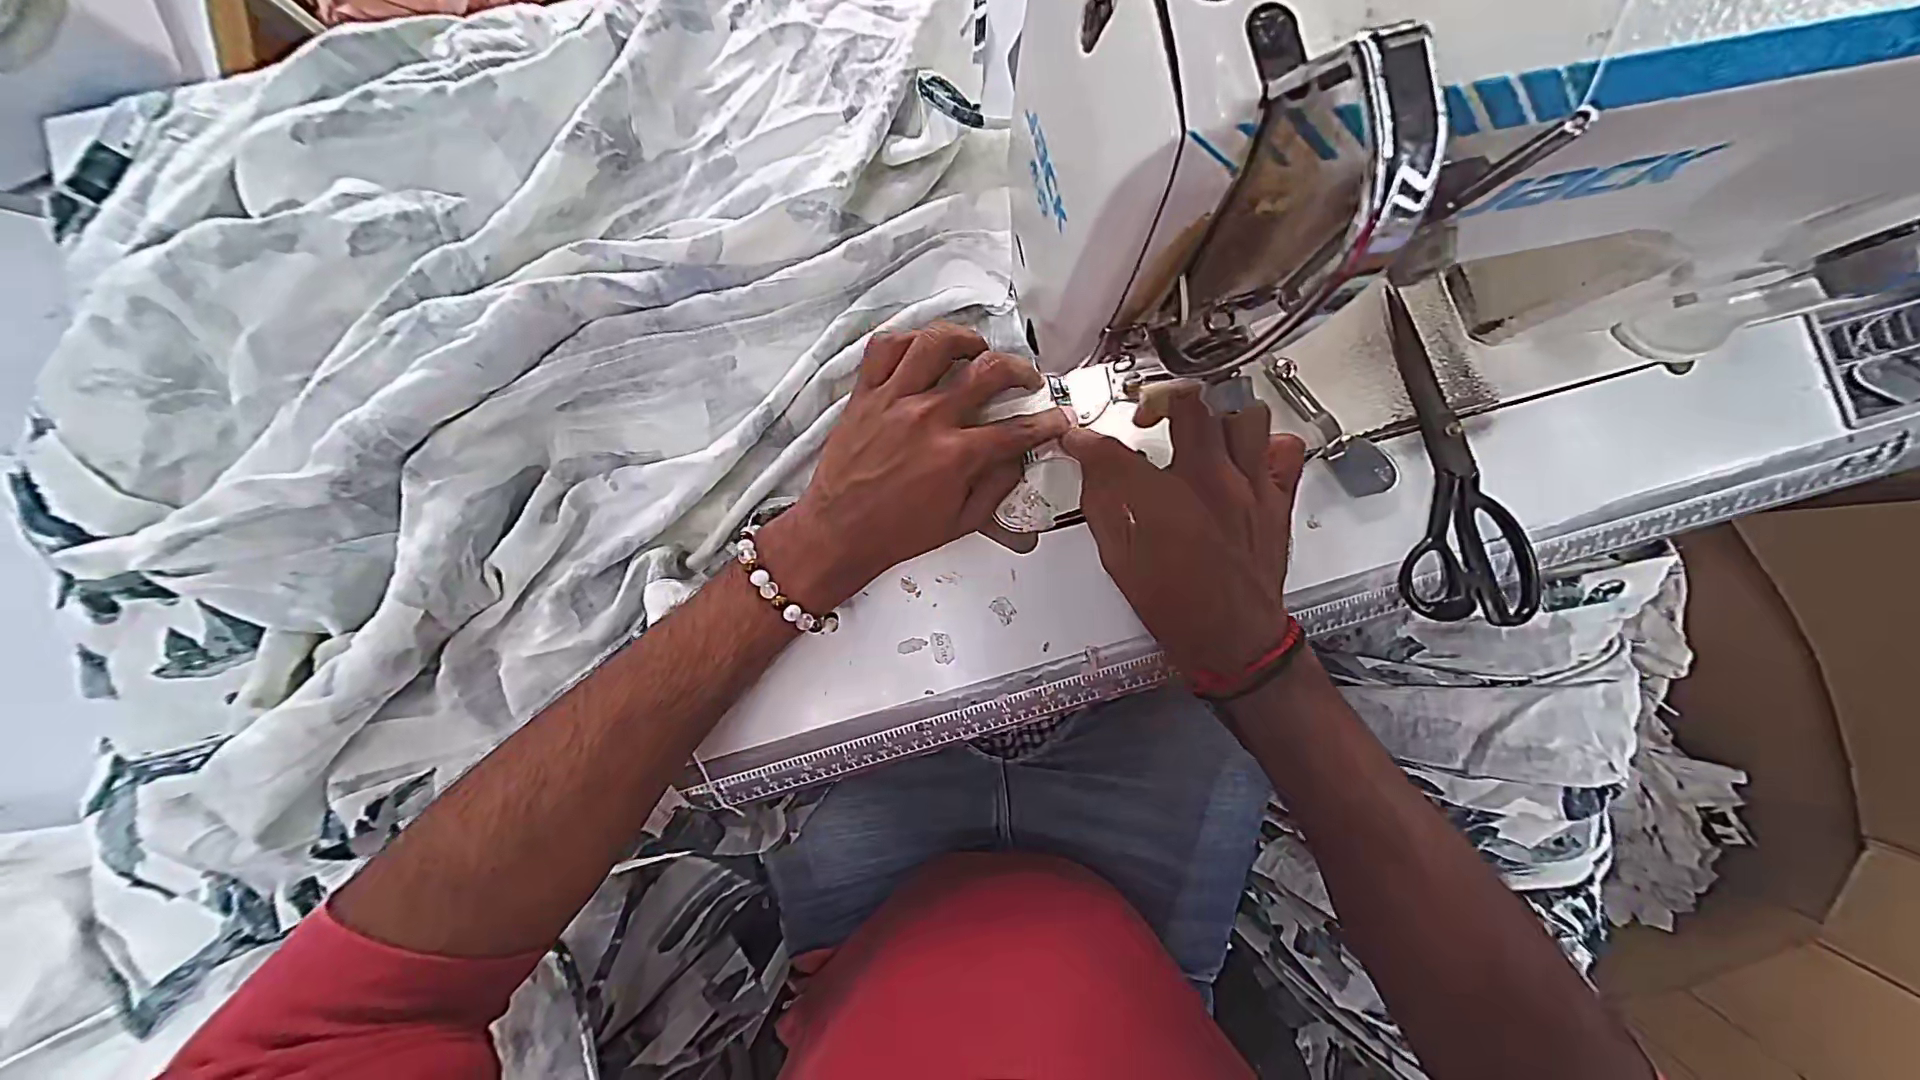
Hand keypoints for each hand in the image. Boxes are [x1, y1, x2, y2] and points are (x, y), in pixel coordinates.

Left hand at [759, 322, 1071, 608]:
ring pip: (937, 343)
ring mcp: (894, 402)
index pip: (1017, 429)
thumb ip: (996, 488)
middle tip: (1024, 379)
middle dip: (1020, 370)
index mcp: (954, 456)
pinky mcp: (866, 396)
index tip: (1054, 418)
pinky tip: (921, 348)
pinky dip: (907, 339)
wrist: (838, 532)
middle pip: (988, 371)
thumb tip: (1016, 462)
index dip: (1047, 422)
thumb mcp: (960, 521)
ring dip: (967, 340)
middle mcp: (927, 420)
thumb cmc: (890, 532)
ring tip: (976, 349)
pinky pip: (885, 348)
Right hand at [1061, 385, 1306, 680]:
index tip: (1082, 440)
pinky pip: (1284, 448)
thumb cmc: (1180, 608)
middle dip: (1156, 401)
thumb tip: (1094, 474)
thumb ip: (1104, 507)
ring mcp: (1249, 488)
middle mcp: (1209, 484)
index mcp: (1160, 502)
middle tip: (1146, 415)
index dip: (1088, 441)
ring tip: (1198, 430)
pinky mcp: (1276, 500)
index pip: (1112, 451)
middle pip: (1186, 405)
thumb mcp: (1119, 561)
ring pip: (1241, 415)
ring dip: (1214, 416)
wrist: (1231, 638)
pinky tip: (1245, 455)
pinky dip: (1264, 443)